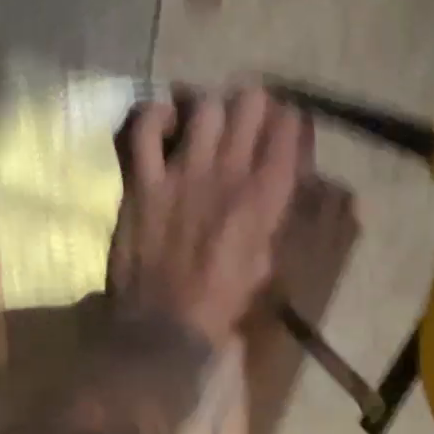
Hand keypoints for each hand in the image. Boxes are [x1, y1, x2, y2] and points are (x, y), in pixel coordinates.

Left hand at [108, 87, 310, 344]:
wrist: (163, 329)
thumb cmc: (218, 306)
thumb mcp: (264, 264)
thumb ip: (272, 220)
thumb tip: (275, 191)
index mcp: (265, 198)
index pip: (290, 128)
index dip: (289, 122)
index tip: (282, 131)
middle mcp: (229, 174)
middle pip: (250, 104)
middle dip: (251, 106)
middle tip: (243, 121)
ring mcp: (182, 174)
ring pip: (204, 108)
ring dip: (209, 110)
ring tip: (205, 124)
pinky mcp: (143, 183)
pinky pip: (144, 129)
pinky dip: (154, 118)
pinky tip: (163, 124)